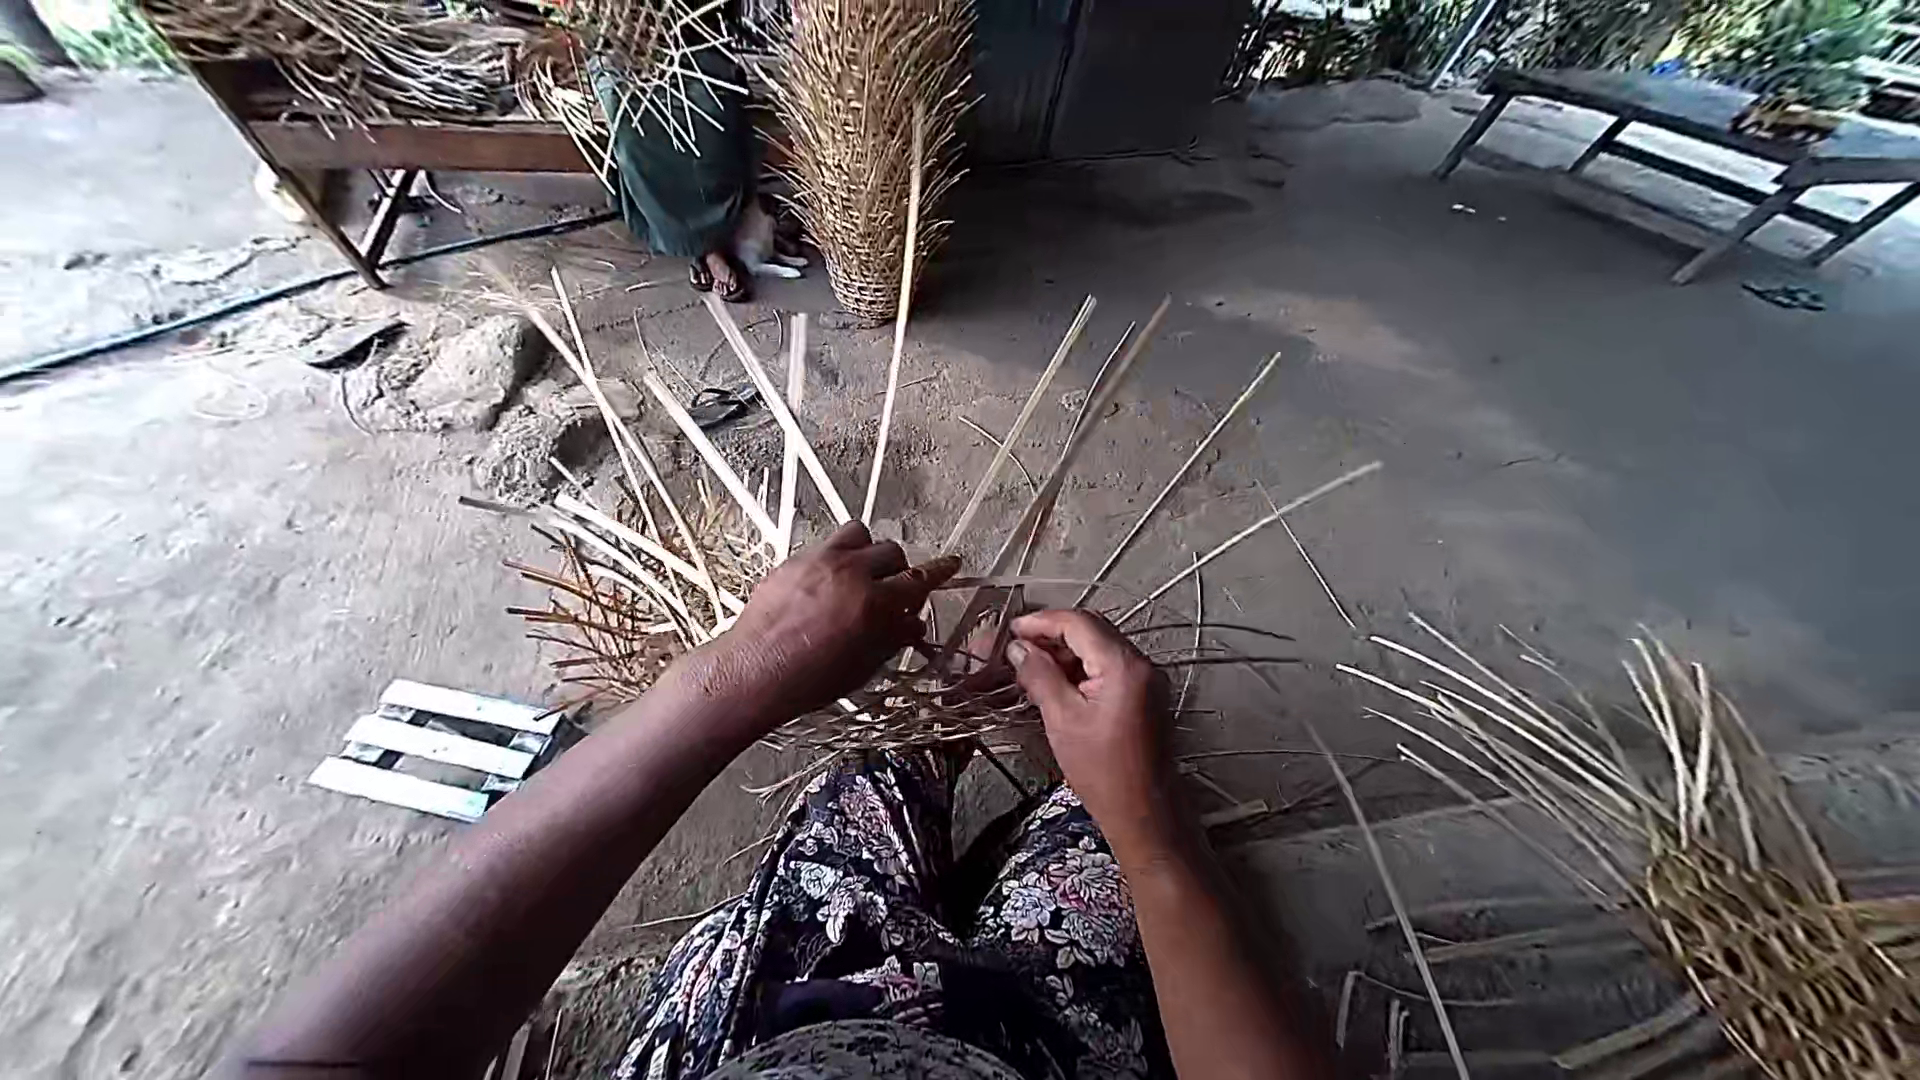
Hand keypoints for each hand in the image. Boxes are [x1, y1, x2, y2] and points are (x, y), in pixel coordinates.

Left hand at [701, 522, 958, 721]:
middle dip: (899, 569)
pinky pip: (827, 546)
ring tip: (861, 574)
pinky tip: (827, 584)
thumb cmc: (809, 680)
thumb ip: (893, 639)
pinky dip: (837, 559)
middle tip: (892, 590)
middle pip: (892, 551)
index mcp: (873, 603)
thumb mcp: (863, 667)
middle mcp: (850, 573)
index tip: (951, 563)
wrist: (752, 673)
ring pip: (859, 534)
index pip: (919, 579)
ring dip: (868, 551)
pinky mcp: (794, 560)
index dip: (941, 571)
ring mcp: (819, 561)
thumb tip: (913, 625)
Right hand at [1006, 609, 1180, 856]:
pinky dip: (1079, 667)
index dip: (1041, 622)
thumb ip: (1039, 675)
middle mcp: (1140, 665)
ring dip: (1063, 651)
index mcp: (1124, 666)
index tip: (1014, 630)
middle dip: (1051, 634)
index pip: (1078, 623)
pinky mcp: (1143, 694)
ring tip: (1030, 666)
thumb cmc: (1106, 774)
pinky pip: (1107, 666)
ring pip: (1097, 647)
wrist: (1146, 817)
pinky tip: (1055, 682)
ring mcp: (1145, 679)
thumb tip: (1019, 649)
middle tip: (1018, 647)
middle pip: (1090, 630)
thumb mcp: (1062, 720)